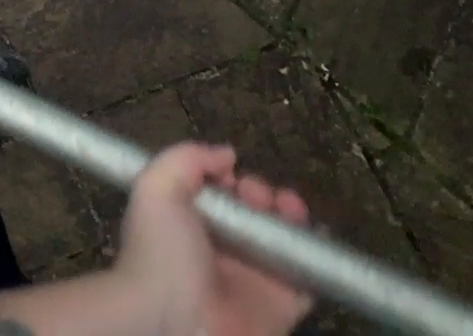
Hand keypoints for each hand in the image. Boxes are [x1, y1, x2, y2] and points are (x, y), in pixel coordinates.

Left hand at [114, 142, 314, 335]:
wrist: (174, 320)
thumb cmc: (161, 250)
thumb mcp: (155, 188)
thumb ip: (185, 159)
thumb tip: (226, 153)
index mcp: (186, 219)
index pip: (216, 191)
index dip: (228, 177)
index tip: (233, 174)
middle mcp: (219, 246)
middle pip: (253, 212)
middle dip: (263, 193)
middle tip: (259, 195)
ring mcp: (252, 276)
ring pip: (283, 240)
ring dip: (292, 218)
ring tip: (289, 208)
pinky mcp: (282, 306)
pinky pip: (309, 281)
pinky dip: (317, 259)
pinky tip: (313, 236)